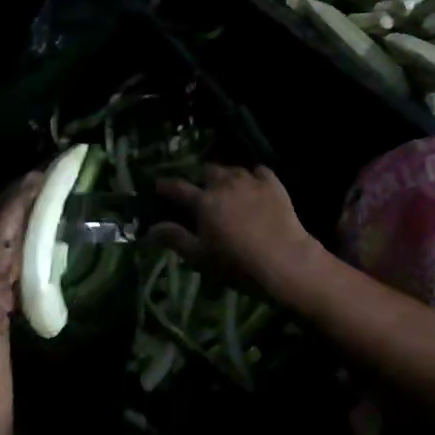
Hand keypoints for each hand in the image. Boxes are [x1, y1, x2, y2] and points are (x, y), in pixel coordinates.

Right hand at [150, 164, 324, 294]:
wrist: (284, 260)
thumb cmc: (237, 264)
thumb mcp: (200, 257)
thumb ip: (175, 238)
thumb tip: (151, 228)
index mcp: (204, 201)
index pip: (178, 188)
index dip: (166, 185)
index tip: (158, 184)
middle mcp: (225, 184)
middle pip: (208, 171)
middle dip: (201, 179)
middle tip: (201, 190)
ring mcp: (250, 181)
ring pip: (232, 169)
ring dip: (226, 176)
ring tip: (226, 187)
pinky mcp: (273, 184)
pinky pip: (259, 171)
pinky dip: (252, 176)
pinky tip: (253, 184)